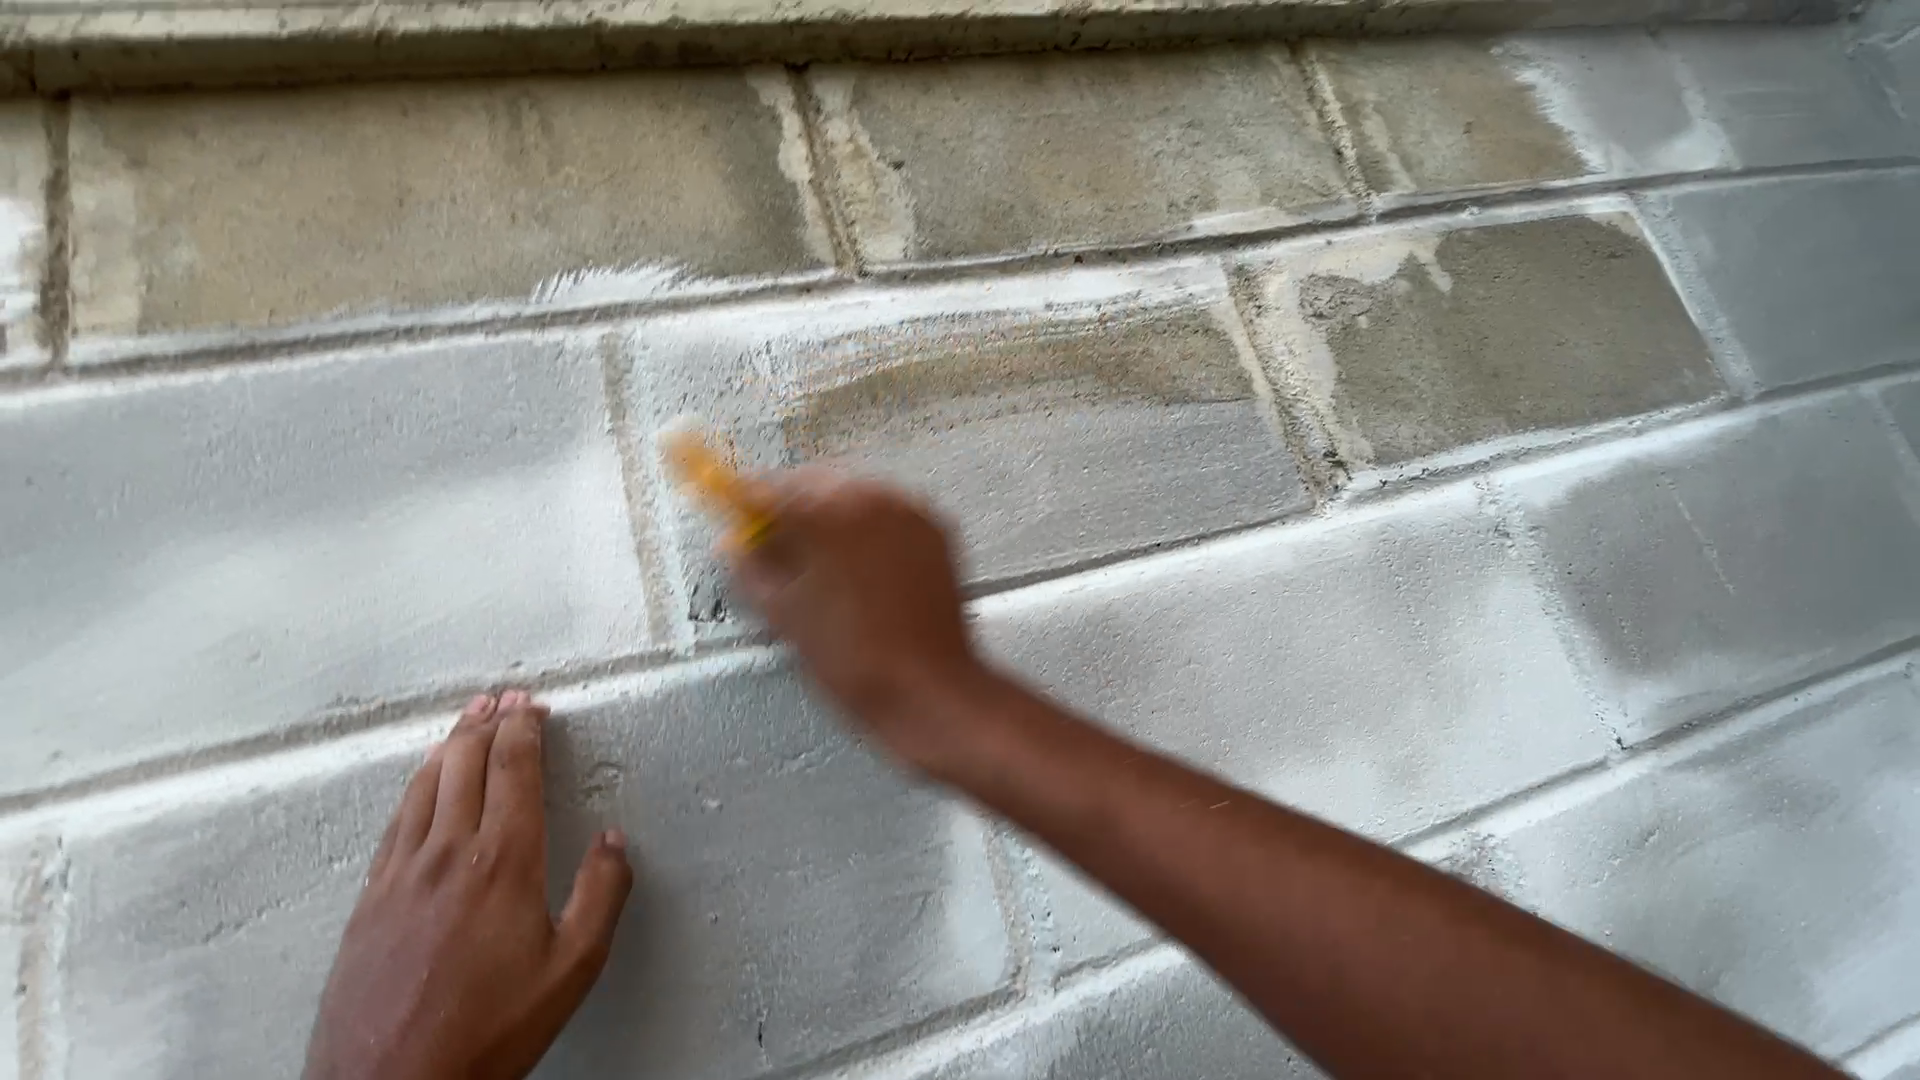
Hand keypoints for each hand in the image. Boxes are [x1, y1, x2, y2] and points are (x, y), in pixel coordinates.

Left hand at [304, 691, 633, 1079]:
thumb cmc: (487, 1032)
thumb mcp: (573, 967)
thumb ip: (602, 893)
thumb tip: (614, 840)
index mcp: (503, 862)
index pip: (513, 768)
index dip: (523, 728)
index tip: (532, 706)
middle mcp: (448, 855)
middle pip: (463, 764)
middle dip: (486, 722)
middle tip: (503, 698)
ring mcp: (400, 876)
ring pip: (423, 785)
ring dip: (448, 744)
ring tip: (464, 720)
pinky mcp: (368, 901)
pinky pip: (394, 822)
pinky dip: (414, 785)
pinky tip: (421, 783)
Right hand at [725, 468, 990, 773]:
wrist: (927, 690)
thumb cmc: (860, 663)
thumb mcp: (785, 616)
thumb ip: (752, 569)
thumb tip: (736, 547)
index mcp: (829, 515)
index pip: (770, 487)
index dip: (745, 499)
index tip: (731, 504)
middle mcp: (874, 500)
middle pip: (815, 484)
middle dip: (792, 509)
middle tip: (775, 544)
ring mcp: (910, 513)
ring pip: (855, 497)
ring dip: (832, 517)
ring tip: (822, 564)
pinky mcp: (936, 531)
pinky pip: (889, 515)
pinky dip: (869, 530)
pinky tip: (859, 568)